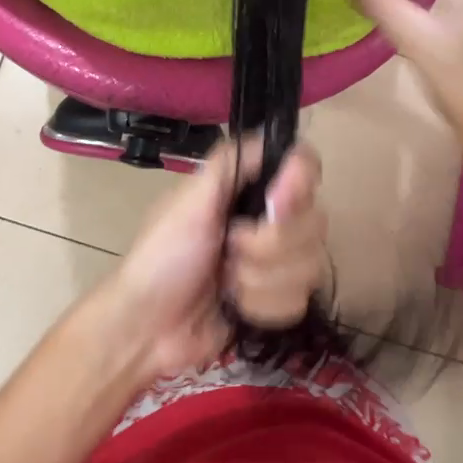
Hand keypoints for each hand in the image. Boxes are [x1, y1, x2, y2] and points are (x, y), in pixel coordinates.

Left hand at [92, 140, 327, 377]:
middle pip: (314, 221)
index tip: (275, 203)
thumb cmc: (162, 258)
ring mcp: (275, 264)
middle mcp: (268, 220)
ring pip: (310, 266)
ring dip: (261, 280)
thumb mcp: (188, 202)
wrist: (148, 327)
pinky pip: (298, 300)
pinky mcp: (276, 302)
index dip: (299, 184)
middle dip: (269, 245)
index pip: (304, 169)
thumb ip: (229, 164)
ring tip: (225, 282)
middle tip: (229, 249)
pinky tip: (235, 307)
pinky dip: (262, 307)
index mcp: (246, 189)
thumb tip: (269, 134)